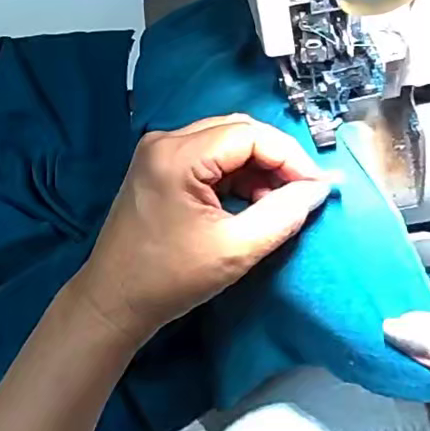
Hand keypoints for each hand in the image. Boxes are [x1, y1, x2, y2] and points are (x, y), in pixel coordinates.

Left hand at [71, 115, 335, 345]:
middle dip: (275, 157)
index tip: (316, 186)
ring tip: (279, 200)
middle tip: (303, 190)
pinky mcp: (159, 164)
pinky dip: (234, 173)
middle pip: (236, 130)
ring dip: (256, 165)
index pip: (247, 134)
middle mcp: (165, 140)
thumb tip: (317, 189)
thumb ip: (282, 214)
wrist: (113, 300)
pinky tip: (252, 199)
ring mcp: (159, 150)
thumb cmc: (170, 279)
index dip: (288, 156)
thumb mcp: (235, 249)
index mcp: (177, 155)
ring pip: (224, 140)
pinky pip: (208, 155)